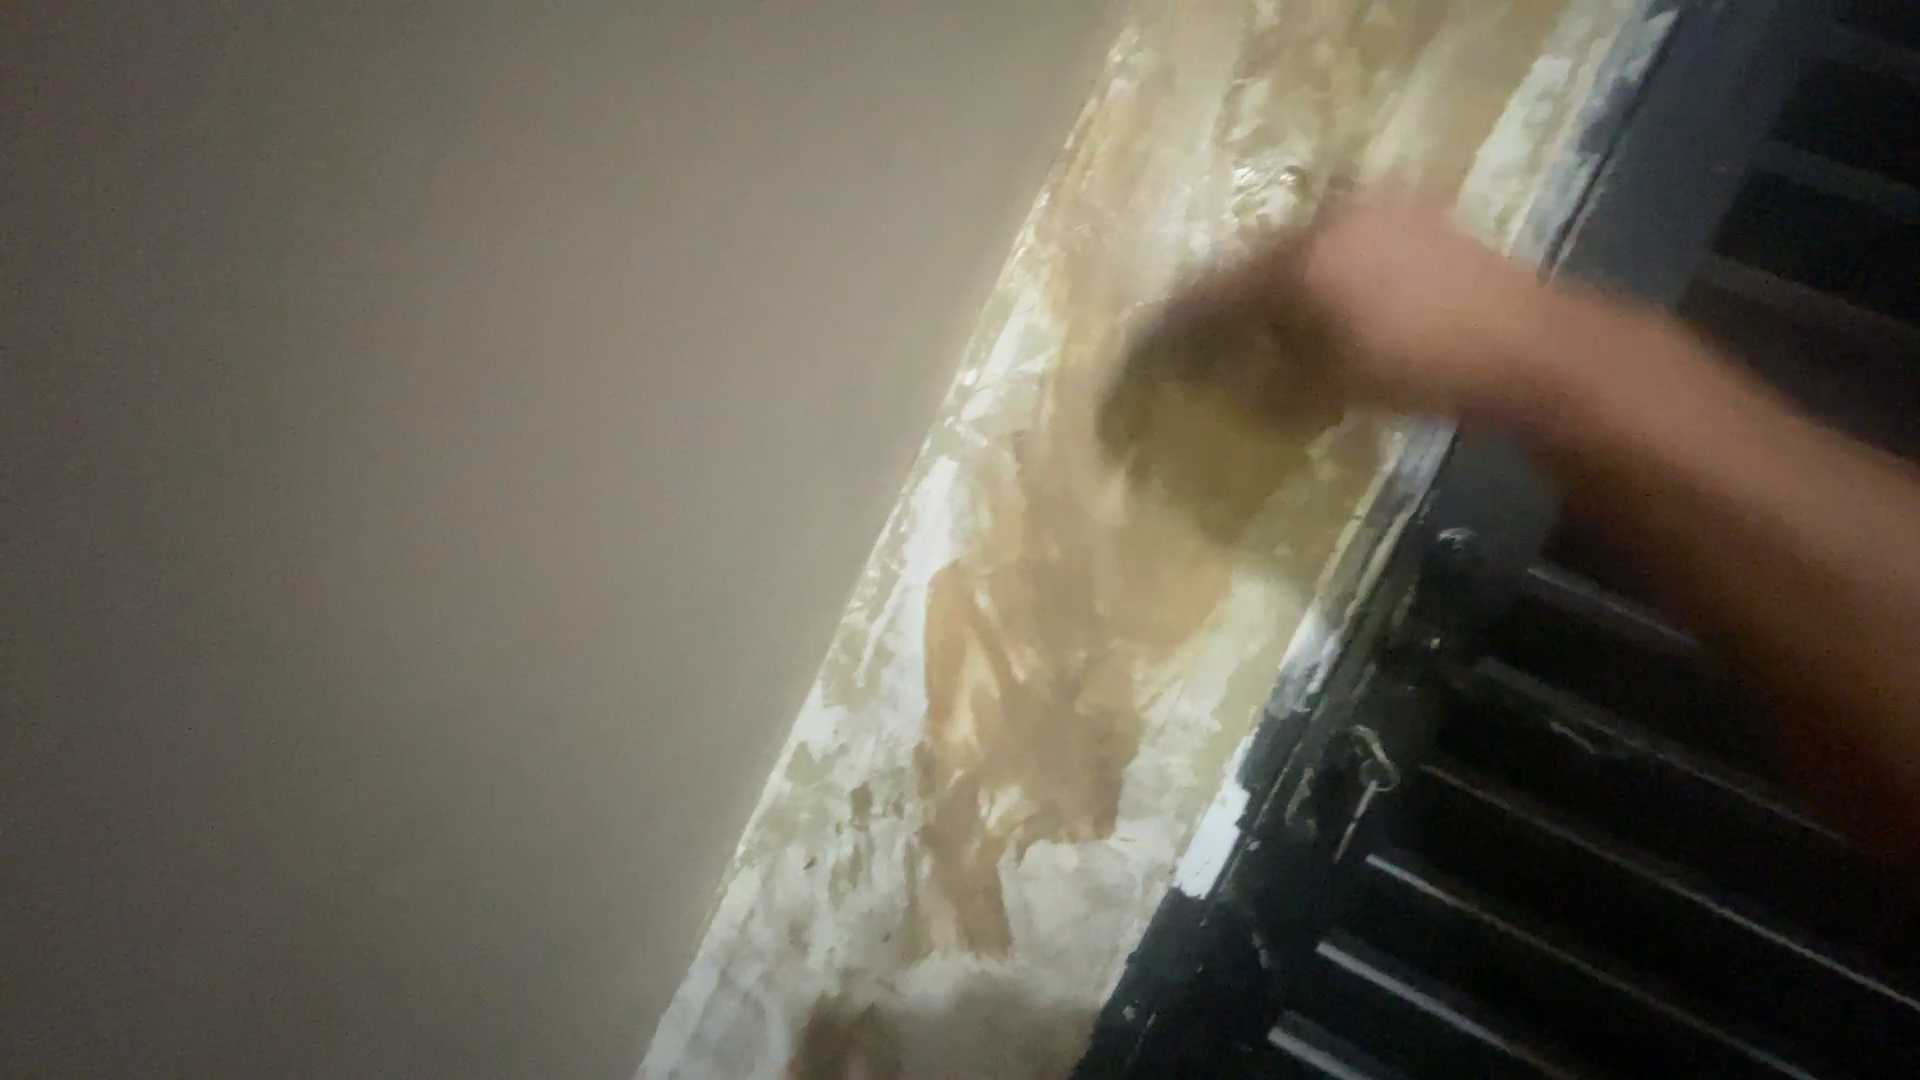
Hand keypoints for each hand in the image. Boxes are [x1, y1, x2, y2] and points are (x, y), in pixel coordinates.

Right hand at [1164, 189, 1554, 419]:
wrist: (1525, 346)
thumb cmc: (1414, 372)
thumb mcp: (1321, 385)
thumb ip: (1262, 372)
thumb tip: (1223, 372)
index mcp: (1300, 262)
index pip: (1217, 289)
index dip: (1184, 318)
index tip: (1159, 339)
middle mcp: (1330, 219)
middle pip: (1255, 259)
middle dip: (1231, 297)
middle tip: (1214, 331)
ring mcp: (1376, 207)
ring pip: (1300, 244)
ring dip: (1277, 280)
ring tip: (1270, 316)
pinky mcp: (1412, 209)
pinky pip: (1343, 234)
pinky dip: (1323, 264)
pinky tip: (1328, 292)